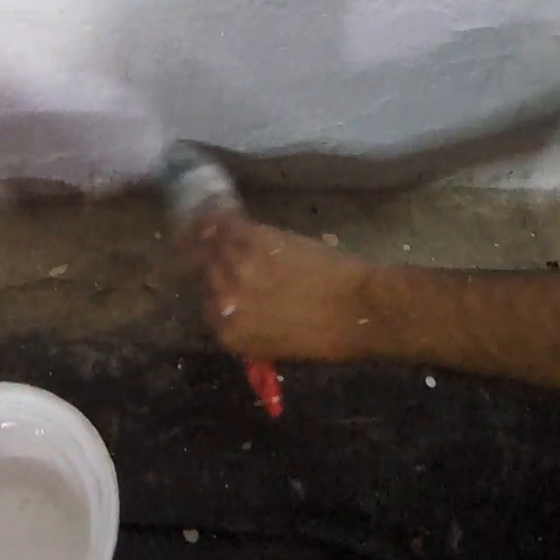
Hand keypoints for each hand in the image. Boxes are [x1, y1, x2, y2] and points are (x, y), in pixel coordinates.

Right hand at [185, 211, 378, 361]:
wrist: (358, 308)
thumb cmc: (327, 337)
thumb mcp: (278, 344)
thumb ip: (250, 325)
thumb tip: (240, 306)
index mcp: (231, 333)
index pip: (208, 310)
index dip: (215, 296)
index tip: (220, 287)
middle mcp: (225, 299)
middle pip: (207, 275)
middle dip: (211, 268)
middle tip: (212, 257)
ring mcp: (237, 266)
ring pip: (210, 246)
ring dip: (206, 239)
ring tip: (201, 230)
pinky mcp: (255, 239)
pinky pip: (224, 225)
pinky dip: (215, 220)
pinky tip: (210, 215)